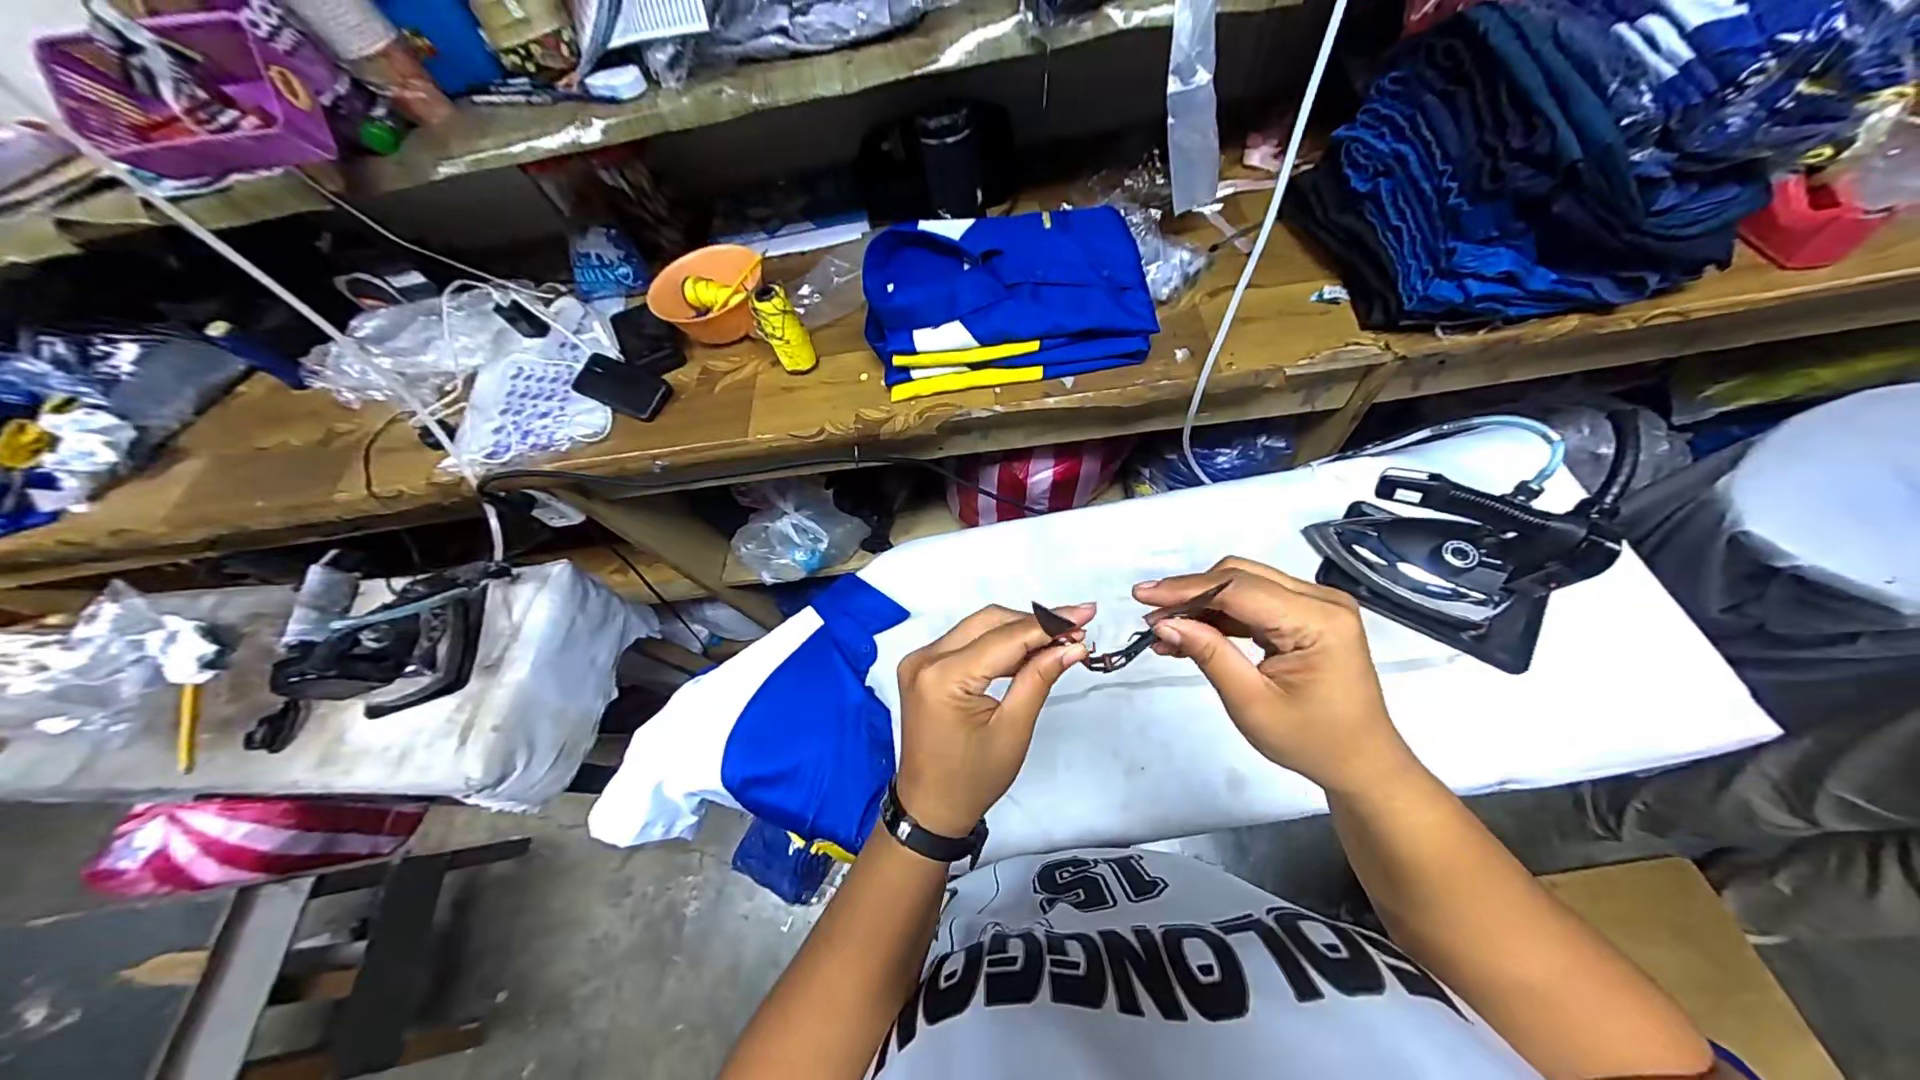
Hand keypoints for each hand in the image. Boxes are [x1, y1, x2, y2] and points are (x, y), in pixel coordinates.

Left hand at [893, 604, 1091, 836]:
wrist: (930, 807)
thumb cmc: (969, 780)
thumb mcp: (1012, 730)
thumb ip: (1039, 679)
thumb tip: (1070, 646)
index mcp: (942, 677)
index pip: (1006, 638)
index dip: (1049, 624)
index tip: (1084, 614)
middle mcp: (924, 660)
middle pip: (990, 622)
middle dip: (1035, 624)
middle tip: (1075, 631)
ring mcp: (920, 662)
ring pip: (978, 627)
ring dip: (1018, 631)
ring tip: (1059, 642)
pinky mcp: (923, 667)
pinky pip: (966, 641)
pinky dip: (998, 644)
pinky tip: (1028, 653)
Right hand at [1133, 557, 1416, 795]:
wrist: (1360, 762)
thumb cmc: (1311, 741)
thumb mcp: (1251, 703)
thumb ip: (1209, 654)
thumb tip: (1165, 623)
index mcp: (1318, 621)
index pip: (1239, 589)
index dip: (1186, 589)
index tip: (1142, 595)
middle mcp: (1322, 600)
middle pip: (1240, 577)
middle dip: (1190, 593)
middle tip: (1150, 616)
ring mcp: (1317, 604)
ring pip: (1243, 584)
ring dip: (1202, 603)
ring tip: (1164, 627)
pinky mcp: (1307, 614)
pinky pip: (1254, 601)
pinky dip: (1220, 614)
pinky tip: (1190, 632)